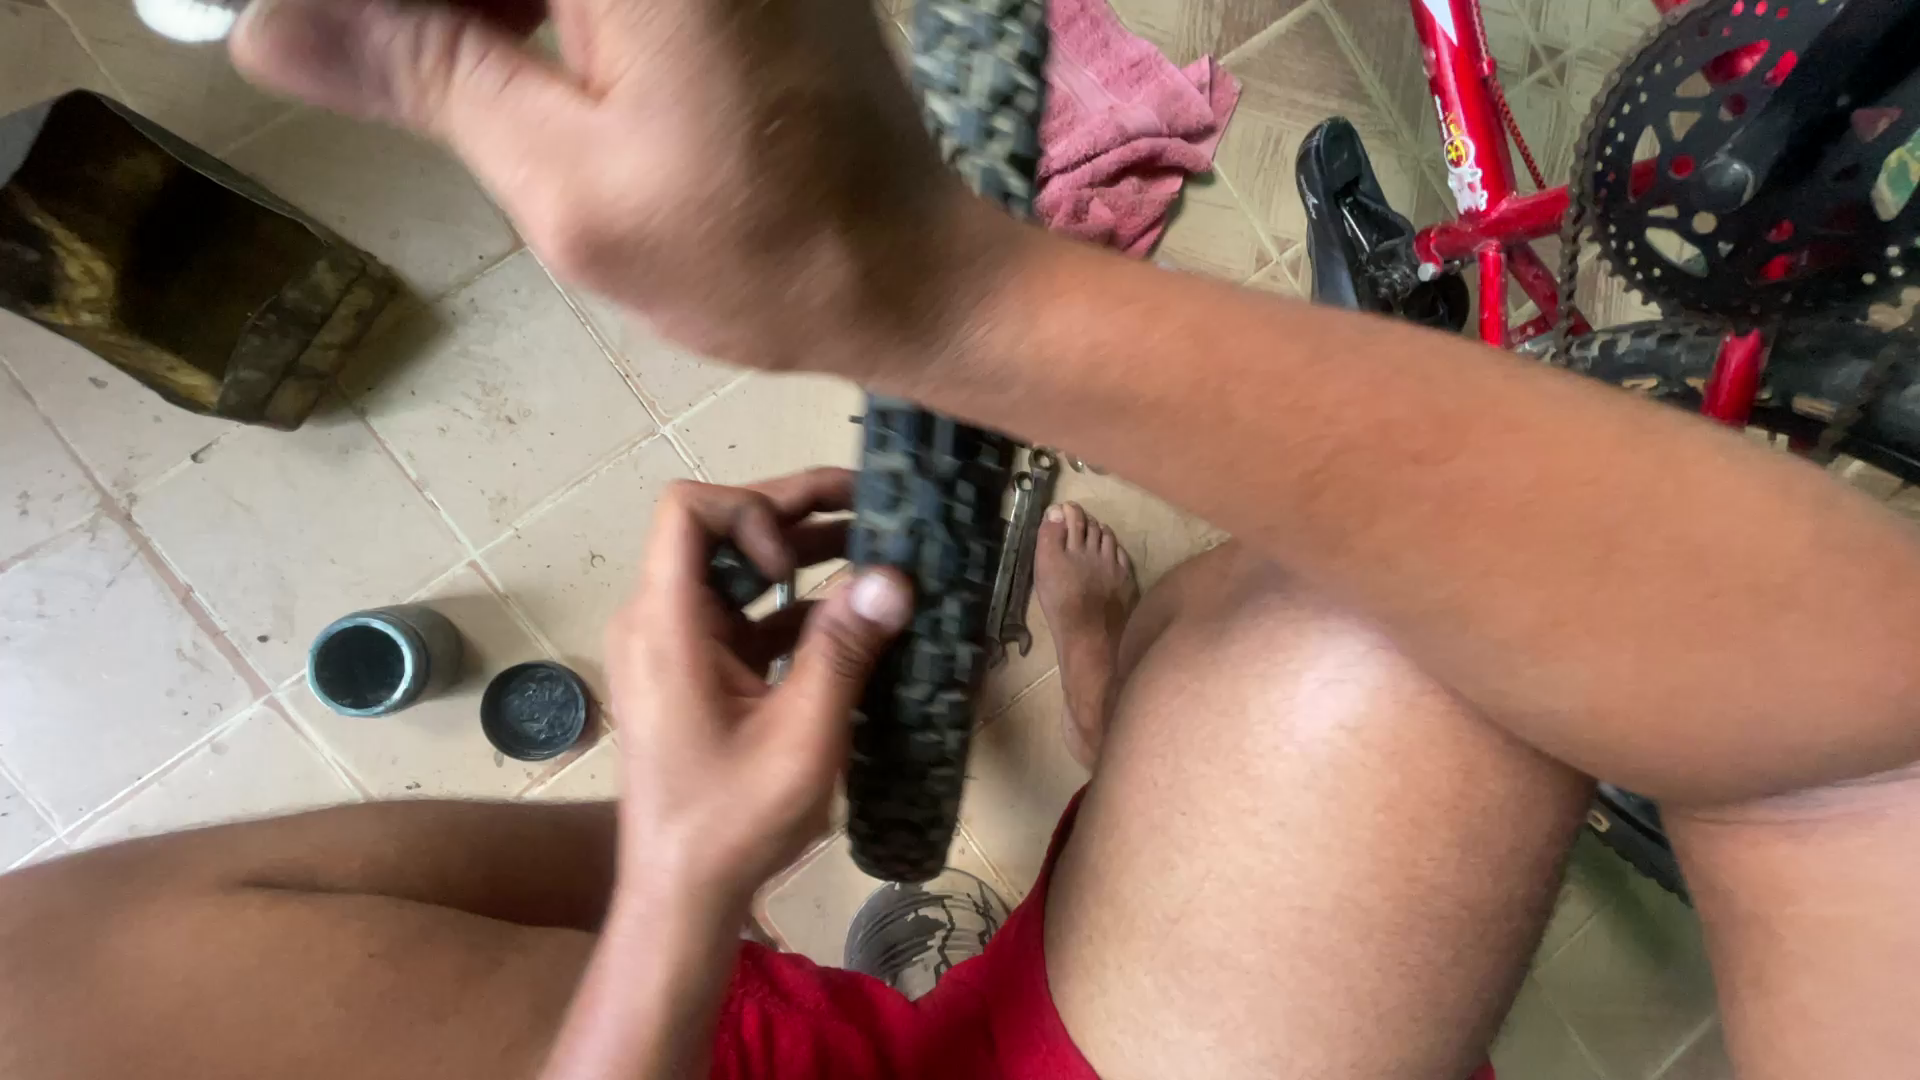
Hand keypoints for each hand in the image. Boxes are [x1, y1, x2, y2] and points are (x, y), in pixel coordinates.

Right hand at [228, 0, 1020, 375]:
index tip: (317, 39)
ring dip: (487, 5)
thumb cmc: (764, 261)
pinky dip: (557, 7)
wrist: (914, 279)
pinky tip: (521, 50)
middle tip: (364, 54)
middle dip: (433, 8)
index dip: (379, 7)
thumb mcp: (574, 192)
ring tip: (432, 61)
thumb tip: (274, 29)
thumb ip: (425, 76)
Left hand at [602, 469, 911, 902]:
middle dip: (797, 512)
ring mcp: (677, 643)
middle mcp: (661, 618)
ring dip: (804, 556)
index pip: (688, 510)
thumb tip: (894, 577)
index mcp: (667, 623)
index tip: (798, 567)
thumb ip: (844, 651)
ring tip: (874, 546)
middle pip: (720, 530)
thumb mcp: (802, 736)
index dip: (753, 512)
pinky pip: (746, 613)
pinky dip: (796, 605)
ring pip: (738, 569)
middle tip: (871, 503)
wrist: (682, 894)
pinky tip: (852, 615)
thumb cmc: (732, 821)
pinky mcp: (697, 668)